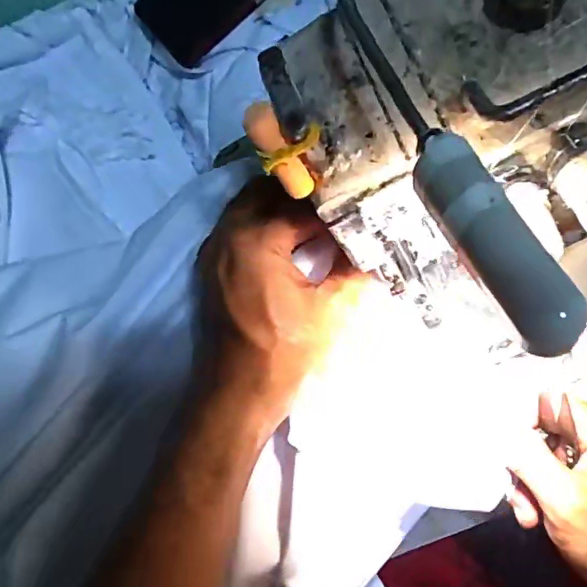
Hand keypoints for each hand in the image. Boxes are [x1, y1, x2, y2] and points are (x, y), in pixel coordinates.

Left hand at [199, 179, 370, 412]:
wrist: (236, 394)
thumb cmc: (283, 354)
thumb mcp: (330, 311)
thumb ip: (352, 271)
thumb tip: (376, 249)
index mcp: (256, 237)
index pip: (303, 204)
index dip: (335, 205)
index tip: (360, 209)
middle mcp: (227, 233)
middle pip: (269, 192)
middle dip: (304, 196)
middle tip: (339, 208)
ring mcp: (213, 250)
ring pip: (249, 208)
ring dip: (281, 208)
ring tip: (318, 224)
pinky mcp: (211, 268)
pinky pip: (237, 229)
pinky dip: (263, 226)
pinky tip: (291, 245)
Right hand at [505, 393, 586, 586]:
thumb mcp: (563, 499)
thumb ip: (528, 458)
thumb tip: (498, 428)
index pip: (549, 402)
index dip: (518, 421)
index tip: (499, 450)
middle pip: (544, 430)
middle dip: (523, 463)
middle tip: (519, 497)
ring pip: (545, 454)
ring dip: (530, 484)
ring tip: (530, 516)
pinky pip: (556, 472)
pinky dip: (542, 492)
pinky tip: (538, 518)